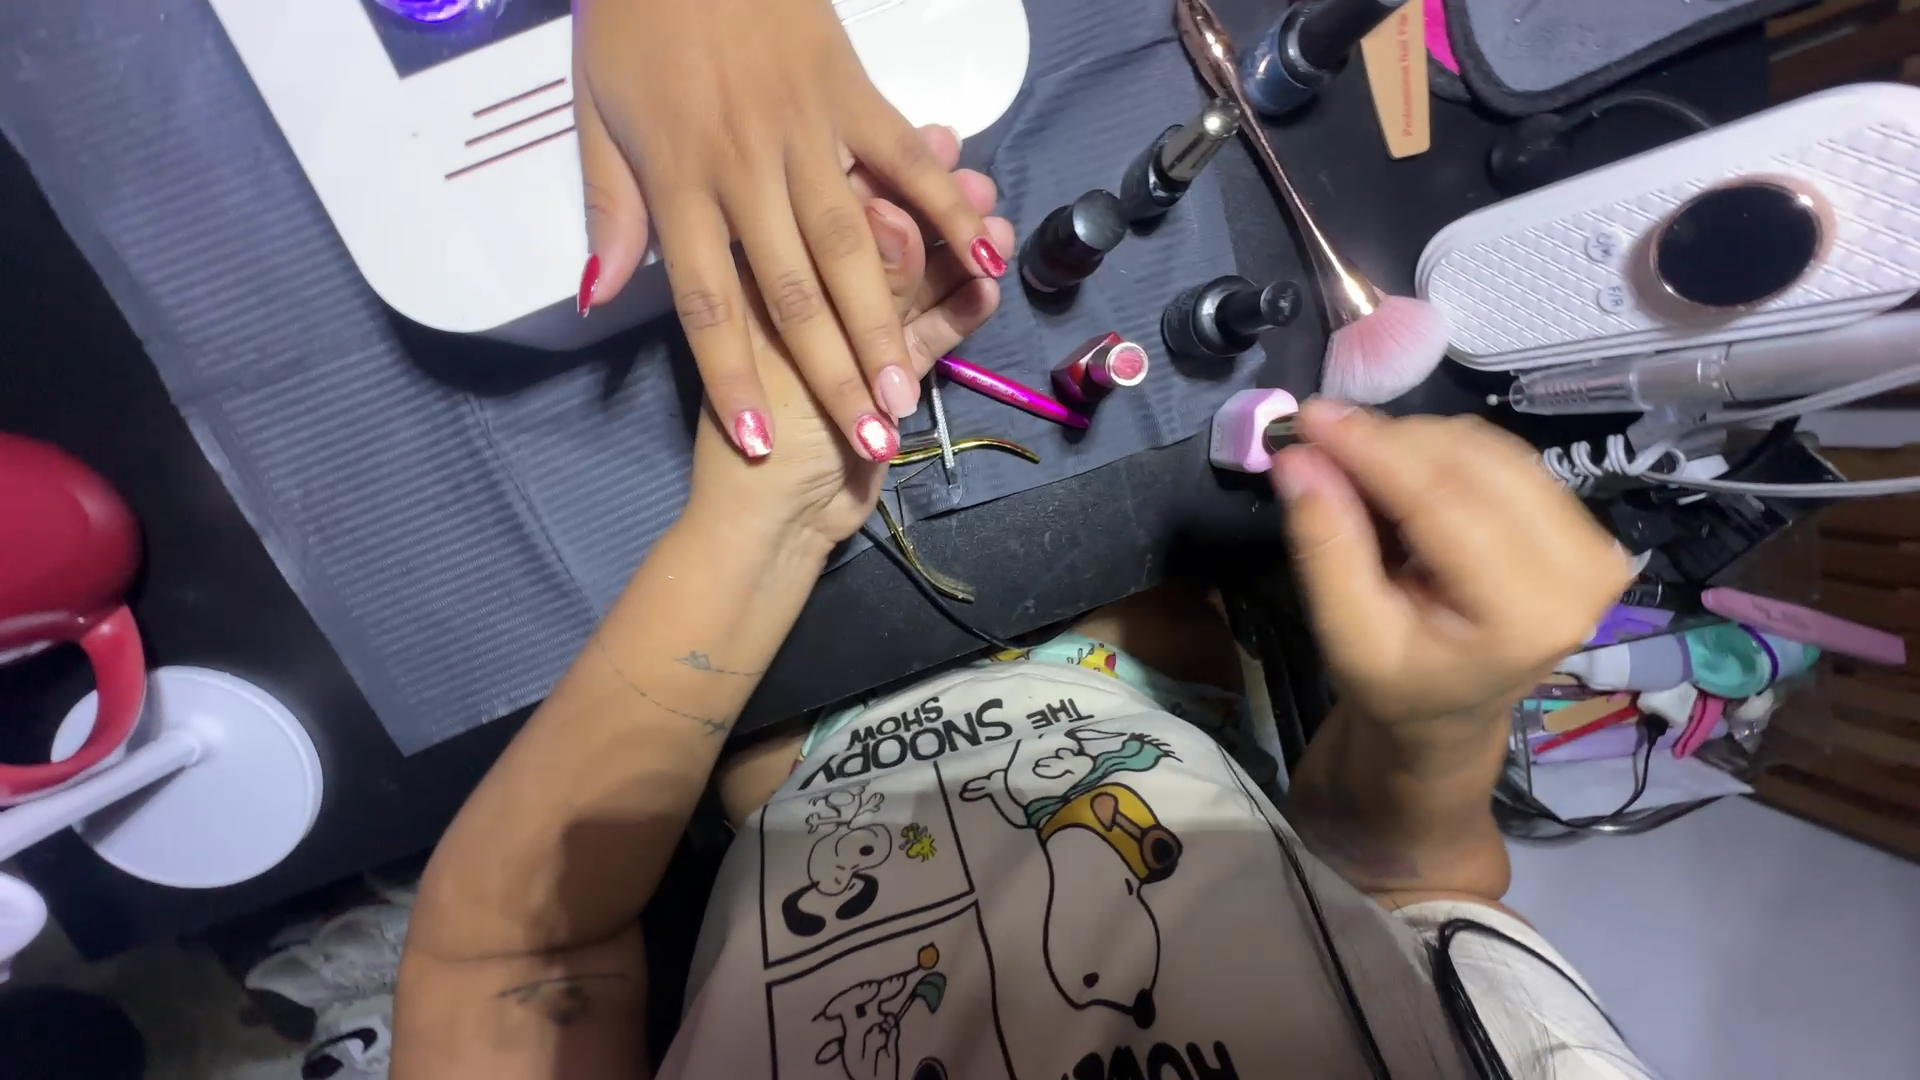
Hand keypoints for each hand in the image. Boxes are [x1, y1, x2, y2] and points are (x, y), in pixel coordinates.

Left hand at [574, 0, 1004, 464]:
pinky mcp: (854, 95)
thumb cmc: (633, 20)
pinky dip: (945, 212)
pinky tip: (985, 264)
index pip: (706, 302)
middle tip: (867, 439)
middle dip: (830, 374)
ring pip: (852, 245)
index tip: (759, 442)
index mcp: (680, 181)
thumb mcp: (595, 115)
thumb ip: (610, 212)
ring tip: (909, 393)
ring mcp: (807, 132)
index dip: (731, 377)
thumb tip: (596, 298)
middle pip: (792, 291)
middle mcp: (746, 170)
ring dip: (883, 325)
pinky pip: (905, 162)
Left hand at [685, 179, 1011, 554]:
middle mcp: (811, 297)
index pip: (826, 210)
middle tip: (977, 177)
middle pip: (878, 243)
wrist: (773, 528)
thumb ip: (847, 293)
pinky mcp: (888, 378)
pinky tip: (990, 284)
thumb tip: (893, 216)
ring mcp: (853, 338)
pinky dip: (958, 315)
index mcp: (765, 278)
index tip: (927, 144)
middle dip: (930, 212)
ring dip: (956, 260)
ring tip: (999, 223)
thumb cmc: (753, 447)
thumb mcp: (794, 358)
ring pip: (911, 288)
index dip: (879, 178)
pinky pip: (927, 338)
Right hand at [1271, 402, 1633, 734]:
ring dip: (1405, 441)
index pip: (1445, 501)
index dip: (1373, 451)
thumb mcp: (1345, 633)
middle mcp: (1581, 568)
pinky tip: (1389, 472)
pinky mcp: (1576, 522)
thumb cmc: (1394, 682)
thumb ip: (1326, 548)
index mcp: (1525, 612)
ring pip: (1484, 447)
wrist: (1447, 708)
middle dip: (1384, 439)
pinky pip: (1495, 455)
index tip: (1309, 418)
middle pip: (1471, 462)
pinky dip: (1430, 450)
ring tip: (1346, 464)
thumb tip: (1297, 461)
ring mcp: (1590, 540)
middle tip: (1314, 438)